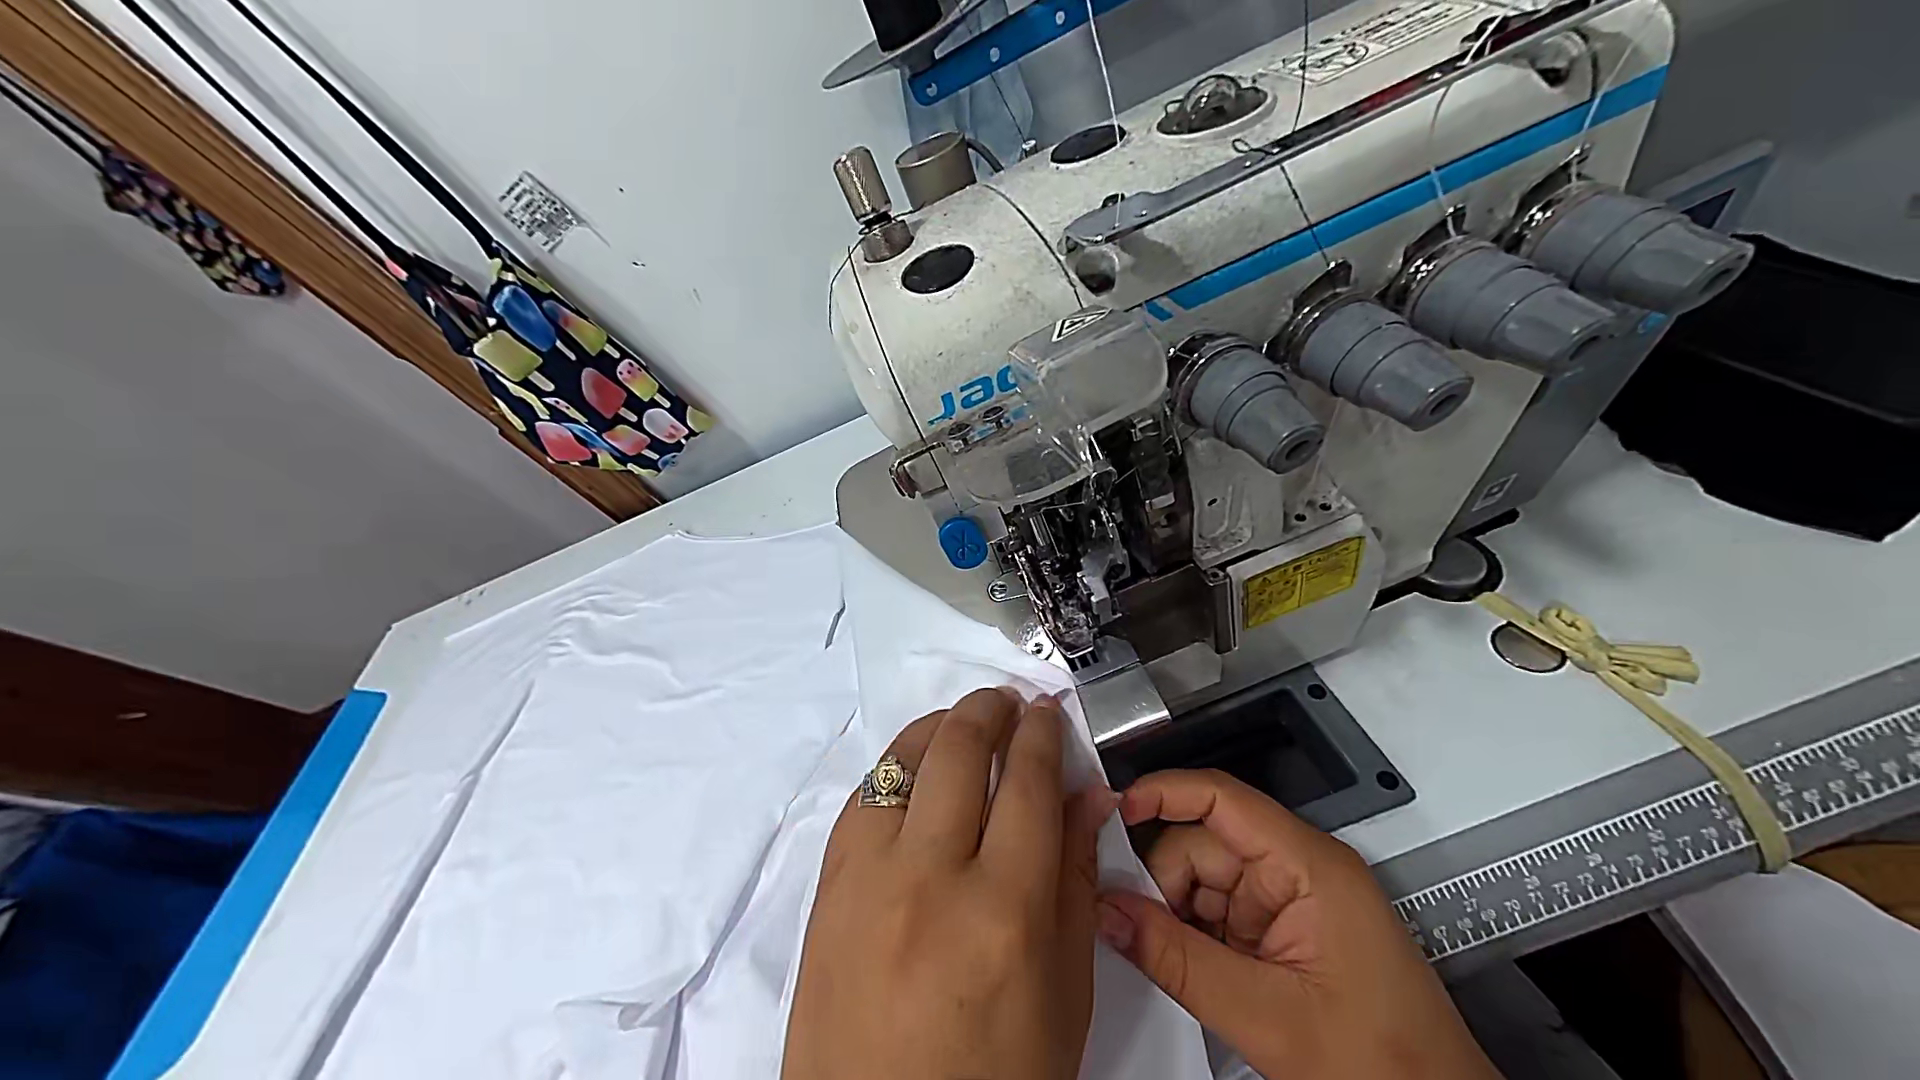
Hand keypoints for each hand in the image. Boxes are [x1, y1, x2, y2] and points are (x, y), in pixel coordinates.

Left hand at [783, 688, 1114, 1079]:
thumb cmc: (993, 1078)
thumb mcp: (1064, 992)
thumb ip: (1076, 879)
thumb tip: (1087, 795)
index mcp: (1004, 911)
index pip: (1028, 783)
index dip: (1042, 734)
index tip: (1048, 714)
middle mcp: (930, 879)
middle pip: (960, 750)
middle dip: (990, 709)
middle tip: (1008, 703)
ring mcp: (867, 877)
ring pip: (903, 759)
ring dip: (939, 725)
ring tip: (964, 722)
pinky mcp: (827, 885)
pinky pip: (863, 797)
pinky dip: (895, 769)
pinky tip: (916, 772)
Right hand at [1097, 770, 1498, 1079]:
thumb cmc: (1389, 1067)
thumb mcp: (1267, 1016)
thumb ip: (1177, 959)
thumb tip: (1111, 912)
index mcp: (1309, 865)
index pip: (1222, 798)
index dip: (1163, 794)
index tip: (1116, 811)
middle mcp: (1297, 869)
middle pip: (1200, 845)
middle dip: (1163, 885)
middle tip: (1138, 927)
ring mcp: (1288, 898)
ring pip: (1200, 880)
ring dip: (1177, 916)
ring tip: (1179, 964)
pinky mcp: (1280, 926)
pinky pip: (1213, 910)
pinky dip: (1193, 935)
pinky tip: (1199, 970)